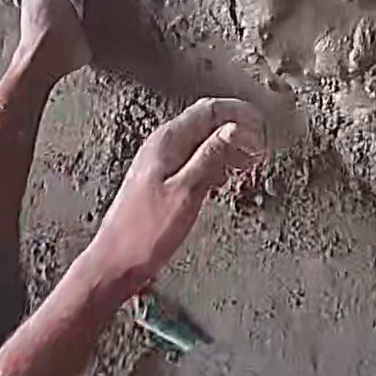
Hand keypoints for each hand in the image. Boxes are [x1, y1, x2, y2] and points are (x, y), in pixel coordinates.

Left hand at [75, 97, 266, 297]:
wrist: (114, 265)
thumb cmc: (145, 232)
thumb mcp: (186, 192)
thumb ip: (212, 156)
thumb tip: (236, 128)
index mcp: (168, 140)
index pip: (210, 109)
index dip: (239, 114)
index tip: (261, 124)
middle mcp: (164, 143)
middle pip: (208, 121)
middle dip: (237, 128)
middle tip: (261, 143)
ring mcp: (162, 160)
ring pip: (203, 140)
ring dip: (229, 145)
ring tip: (251, 160)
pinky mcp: (163, 178)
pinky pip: (196, 157)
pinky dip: (217, 161)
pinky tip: (228, 176)